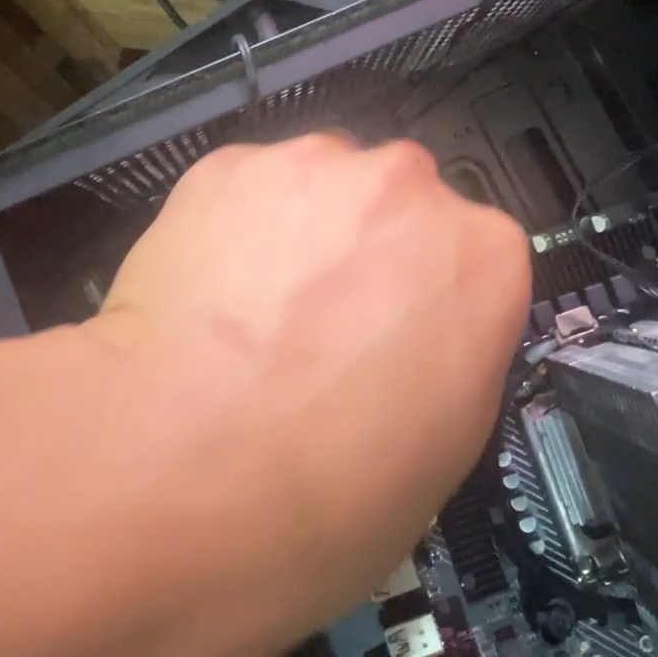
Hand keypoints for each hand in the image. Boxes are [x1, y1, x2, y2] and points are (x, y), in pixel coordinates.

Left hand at [94, 134, 532, 651]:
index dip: (432, 301)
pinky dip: (234, 226)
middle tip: (322, 323)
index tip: (399, 334)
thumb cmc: (324, 491)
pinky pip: (246, 188)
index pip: (472, 257)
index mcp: (482, 257)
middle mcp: (406, 187)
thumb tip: (417, 343)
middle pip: (398, 206)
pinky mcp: (226, 167)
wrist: (174, 474)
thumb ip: (452, 356)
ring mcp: (311, 166)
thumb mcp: (443, 450)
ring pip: (321, 187)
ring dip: (303, 231)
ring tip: (254, 310)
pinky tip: (209, 292)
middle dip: (371, 252)